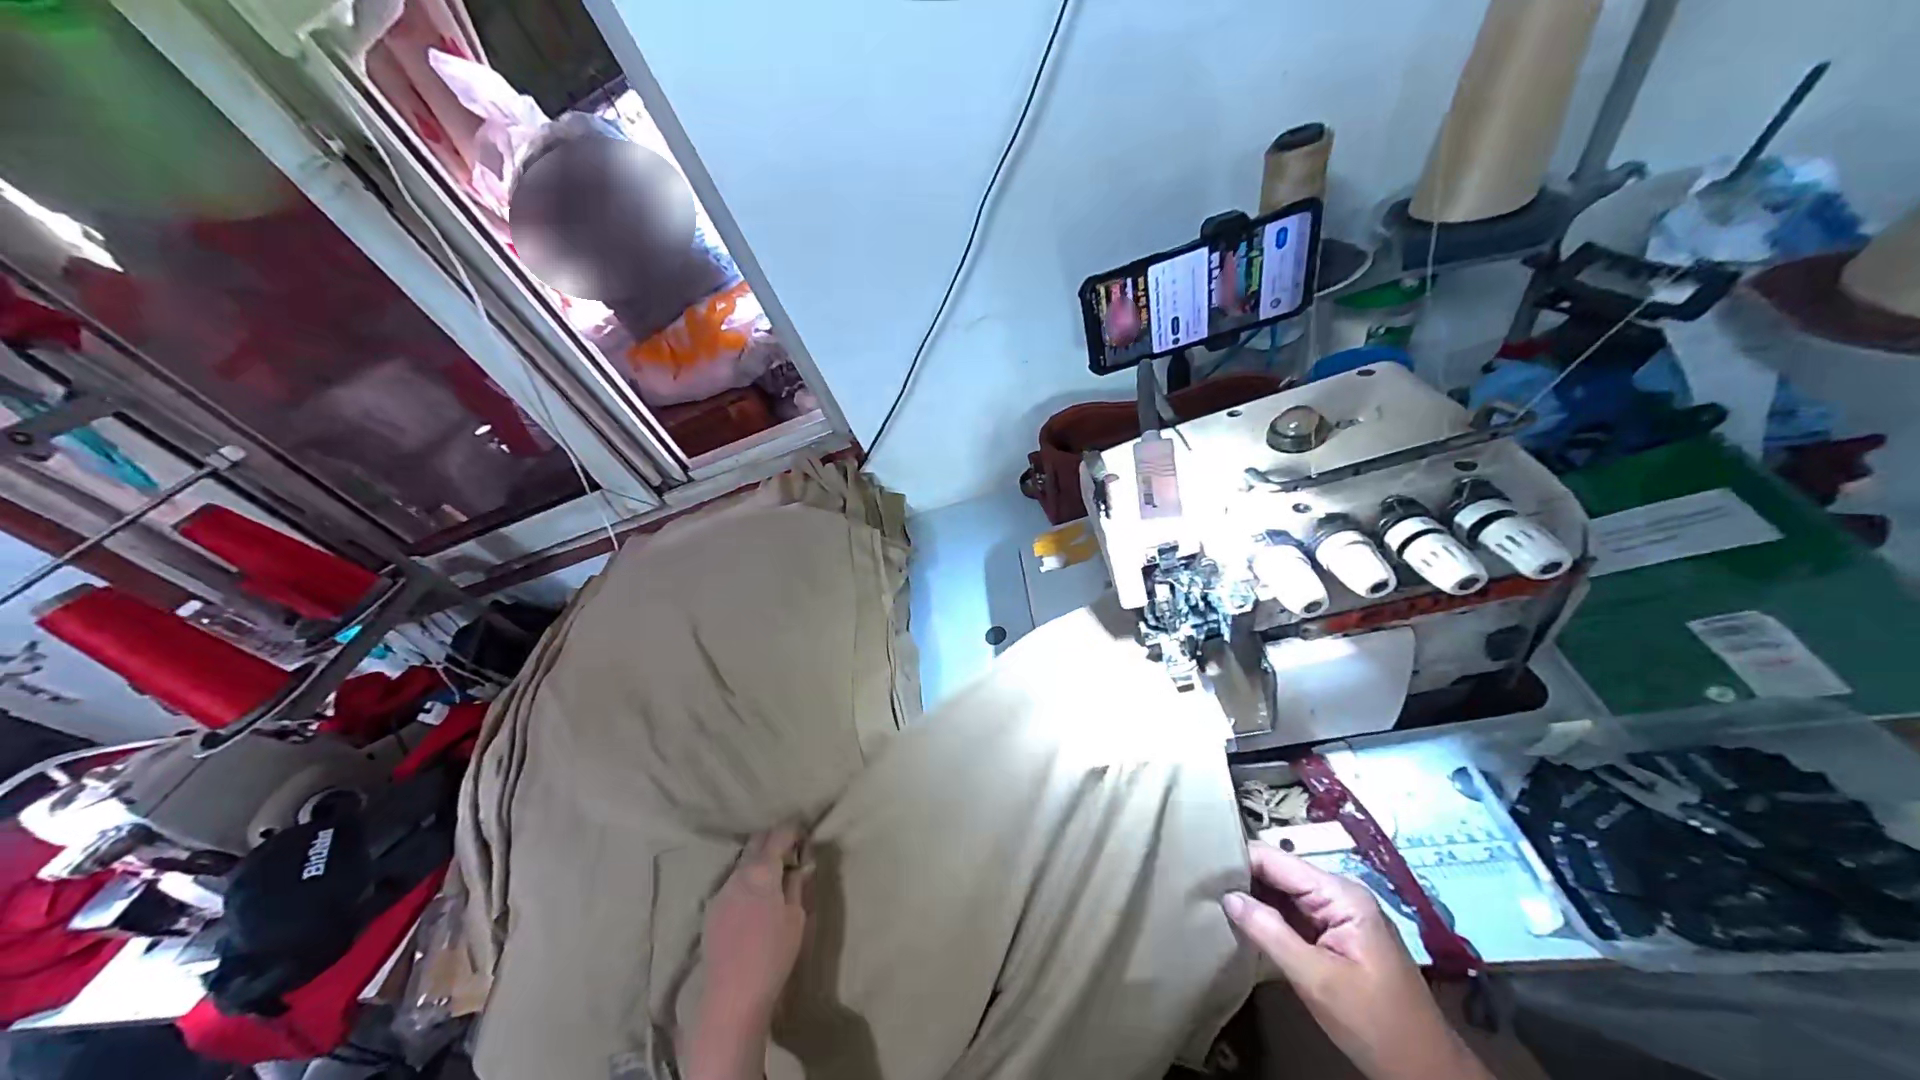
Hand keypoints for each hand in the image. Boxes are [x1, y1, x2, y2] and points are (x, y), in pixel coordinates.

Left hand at [700, 825, 812, 1018]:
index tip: (803, 836)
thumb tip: (799, 866)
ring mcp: (720, 892)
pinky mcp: (711, 911)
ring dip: (758, 864)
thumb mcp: (796, 918)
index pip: (777, 836)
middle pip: (755, 844)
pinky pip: (732, 885)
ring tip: (773, 880)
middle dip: (773, 842)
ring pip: (742, 865)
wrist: (732, 995)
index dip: (792, 832)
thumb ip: (797, 886)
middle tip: (790, 852)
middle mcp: (737, 875)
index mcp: (761, 872)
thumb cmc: (773, 954)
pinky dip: (746, 883)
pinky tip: (754, 903)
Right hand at [1222, 843, 1492, 1079]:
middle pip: (1279, 872)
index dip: (1238, 860)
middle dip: (1243, 878)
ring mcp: (1339, 913)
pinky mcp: (1335, 933)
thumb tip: (1228, 896)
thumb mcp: (1316, 978)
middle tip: (1200, 884)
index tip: (1201, 867)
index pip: (1277, 860)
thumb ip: (1269, 932)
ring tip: (1212, 897)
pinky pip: (1293, 913)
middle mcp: (1340, 893)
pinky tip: (1241, 919)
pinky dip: (1268, 916)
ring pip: (1283, 892)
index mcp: (1341, 894)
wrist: (1426, 1071)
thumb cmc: (1374, 1023)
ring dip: (1253, 897)